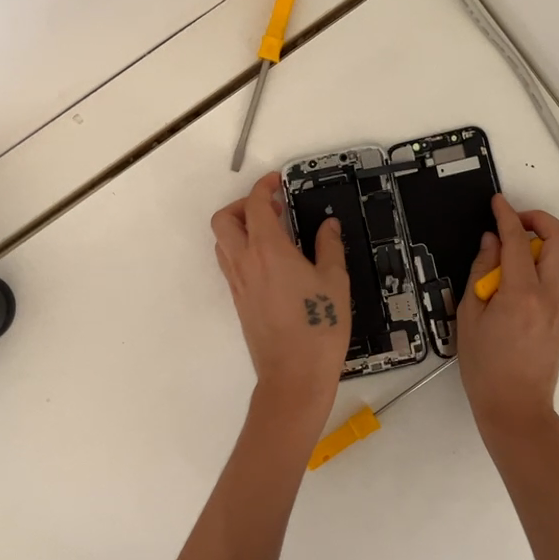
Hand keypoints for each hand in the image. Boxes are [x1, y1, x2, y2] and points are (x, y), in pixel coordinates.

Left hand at [210, 172, 351, 433]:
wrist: (293, 376)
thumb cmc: (319, 327)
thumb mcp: (335, 281)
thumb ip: (329, 247)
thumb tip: (328, 225)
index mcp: (268, 250)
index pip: (255, 205)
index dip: (264, 187)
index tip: (278, 182)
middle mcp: (245, 262)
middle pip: (224, 220)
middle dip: (243, 205)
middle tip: (271, 208)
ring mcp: (238, 283)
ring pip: (223, 242)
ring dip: (240, 227)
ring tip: (272, 232)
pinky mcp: (239, 301)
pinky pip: (230, 263)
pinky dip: (242, 250)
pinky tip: (271, 260)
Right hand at [456, 194, 558, 439]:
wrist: (515, 407)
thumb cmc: (484, 367)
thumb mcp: (469, 317)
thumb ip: (481, 272)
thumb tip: (491, 241)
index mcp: (521, 294)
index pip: (518, 241)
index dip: (506, 215)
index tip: (497, 202)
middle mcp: (550, 295)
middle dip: (540, 219)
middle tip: (516, 221)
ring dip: (558, 238)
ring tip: (531, 243)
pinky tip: (536, 266)